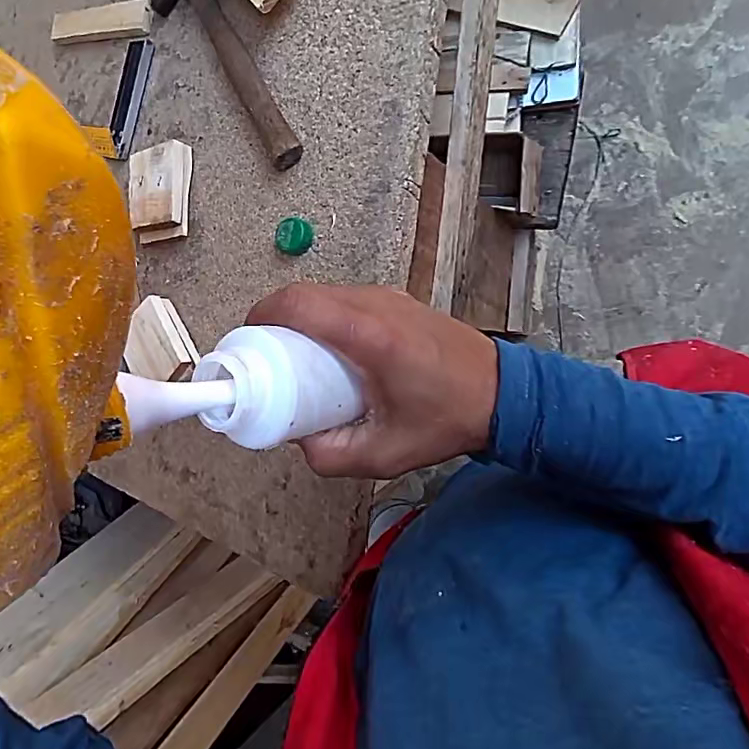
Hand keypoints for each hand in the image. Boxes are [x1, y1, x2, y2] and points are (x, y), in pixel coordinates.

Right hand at [246, 283, 497, 479]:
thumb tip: (300, 440)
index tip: (247, 341)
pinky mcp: (397, 301)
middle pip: (305, 295)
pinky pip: (346, 298)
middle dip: (274, 320)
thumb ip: (331, 455)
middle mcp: (376, 306)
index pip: (299, 305)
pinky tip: (330, 350)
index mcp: (370, 337)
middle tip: (266, 355)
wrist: (501, 392)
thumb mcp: (385, 453)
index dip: (262, 316)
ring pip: (325, 293)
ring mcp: (388, 298)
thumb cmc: (450, 416)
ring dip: (300, 317)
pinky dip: (325, 316)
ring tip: (295, 355)